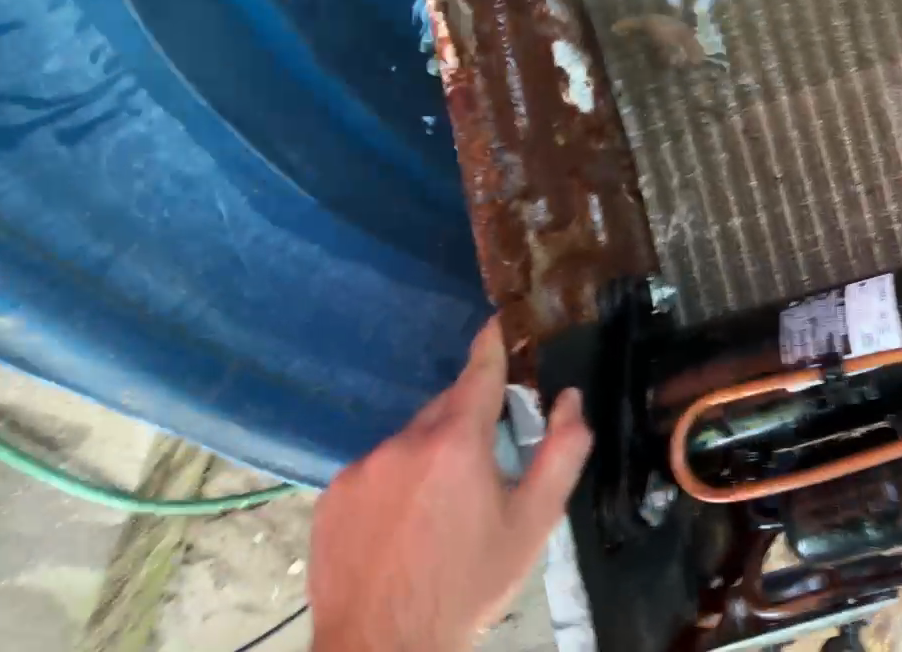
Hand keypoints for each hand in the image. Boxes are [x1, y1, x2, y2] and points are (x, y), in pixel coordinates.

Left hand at [310, 320, 591, 651]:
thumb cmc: (470, 582)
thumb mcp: (535, 520)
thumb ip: (563, 450)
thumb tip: (570, 398)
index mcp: (457, 443)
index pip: (479, 375)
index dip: (491, 345)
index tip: (497, 320)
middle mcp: (403, 443)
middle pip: (447, 408)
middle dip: (471, 418)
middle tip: (490, 459)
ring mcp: (360, 470)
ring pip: (411, 438)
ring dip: (434, 451)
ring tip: (445, 504)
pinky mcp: (331, 498)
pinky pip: (377, 467)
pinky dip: (398, 477)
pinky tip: (406, 520)